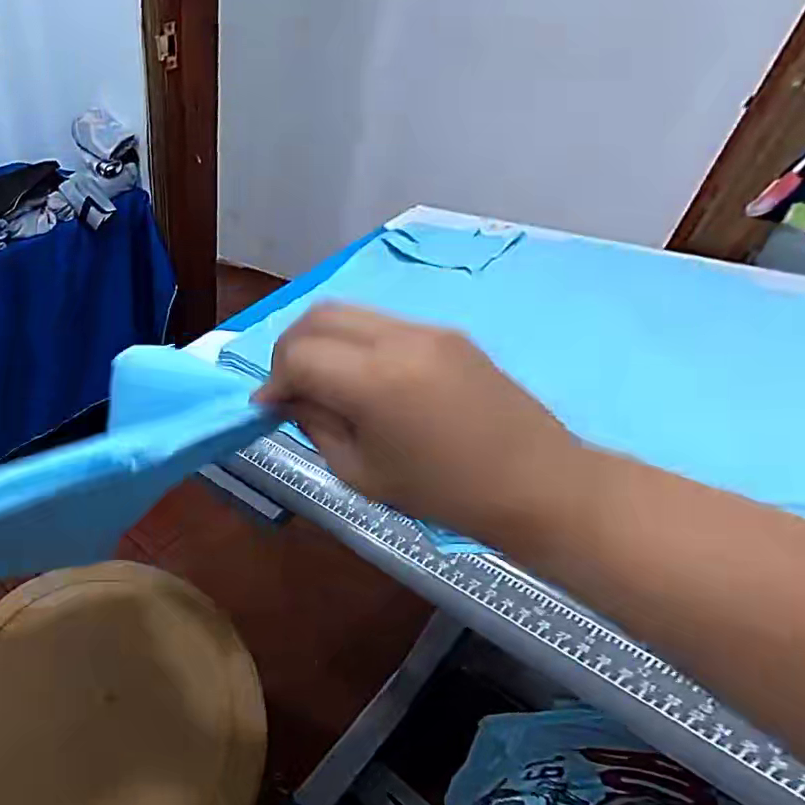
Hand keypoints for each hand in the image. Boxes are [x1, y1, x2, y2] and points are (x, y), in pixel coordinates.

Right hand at [253, 304, 589, 541]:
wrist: (536, 483)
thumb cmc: (440, 492)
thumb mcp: (358, 471)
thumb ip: (314, 424)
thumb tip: (285, 398)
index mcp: (374, 381)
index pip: (297, 355)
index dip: (272, 380)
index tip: (268, 409)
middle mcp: (398, 339)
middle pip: (316, 317)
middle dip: (288, 350)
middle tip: (286, 389)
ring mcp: (426, 330)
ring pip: (347, 312)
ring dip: (318, 341)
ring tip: (318, 382)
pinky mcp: (445, 332)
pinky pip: (379, 323)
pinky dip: (351, 342)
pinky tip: (356, 378)